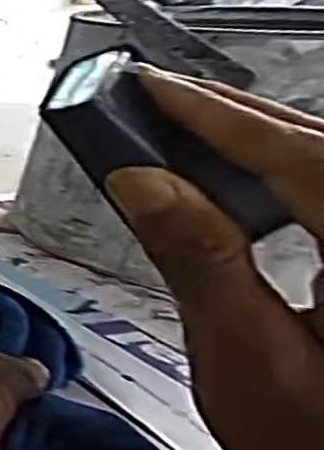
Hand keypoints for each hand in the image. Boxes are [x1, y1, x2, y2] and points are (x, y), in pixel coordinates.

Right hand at [104, 66, 323, 449]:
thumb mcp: (247, 361)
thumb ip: (198, 262)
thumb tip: (143, 180)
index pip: (311, 166)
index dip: (224, 119)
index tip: (154, 88)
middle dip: (251, 119)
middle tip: (163, 95)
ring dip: (281, 142)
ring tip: (198, 125)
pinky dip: (307, 178)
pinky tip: (259, 177)